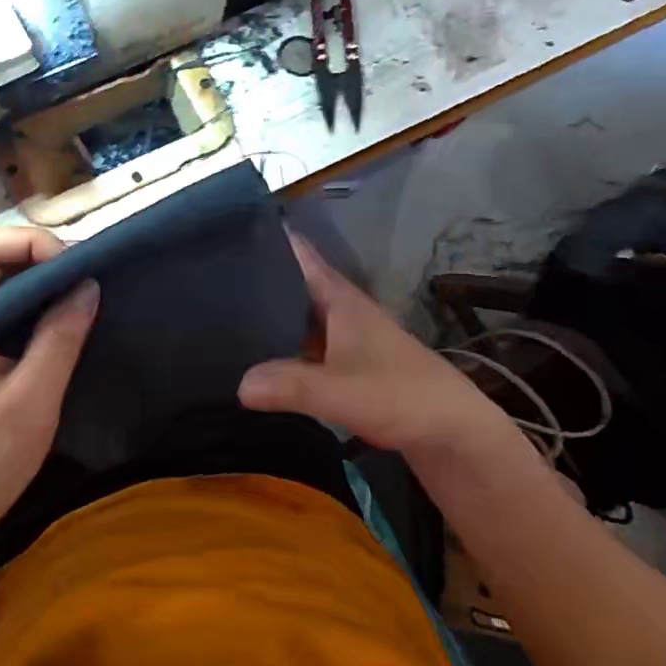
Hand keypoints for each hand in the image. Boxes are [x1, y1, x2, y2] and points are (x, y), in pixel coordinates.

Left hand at [0, 227, 99, 554]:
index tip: (75, 270)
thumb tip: (88, 284)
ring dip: (40, 282)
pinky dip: (34, 306)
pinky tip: (64, 323)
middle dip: (40, 258)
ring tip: (83, 297)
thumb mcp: (34, 397)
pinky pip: (1, 310)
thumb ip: (61, 336)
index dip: (32, 244)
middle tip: (87, 281)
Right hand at [237, 234, 522, 460]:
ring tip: (223, 319)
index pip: (302, 256)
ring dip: (269, 318)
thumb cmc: (401, 396)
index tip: (228, 232)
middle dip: (258, 282)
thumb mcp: (341, 391)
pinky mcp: (349, 367)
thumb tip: (238, 384)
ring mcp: (347, 340)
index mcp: (342, 300)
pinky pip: (306, 348)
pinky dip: (283, 350)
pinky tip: (257, 362)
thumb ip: (291, 386)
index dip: (270, 240)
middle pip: (295, 287)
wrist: (454, 433)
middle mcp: (343, 312)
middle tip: (211, 281)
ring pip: (300, 319)